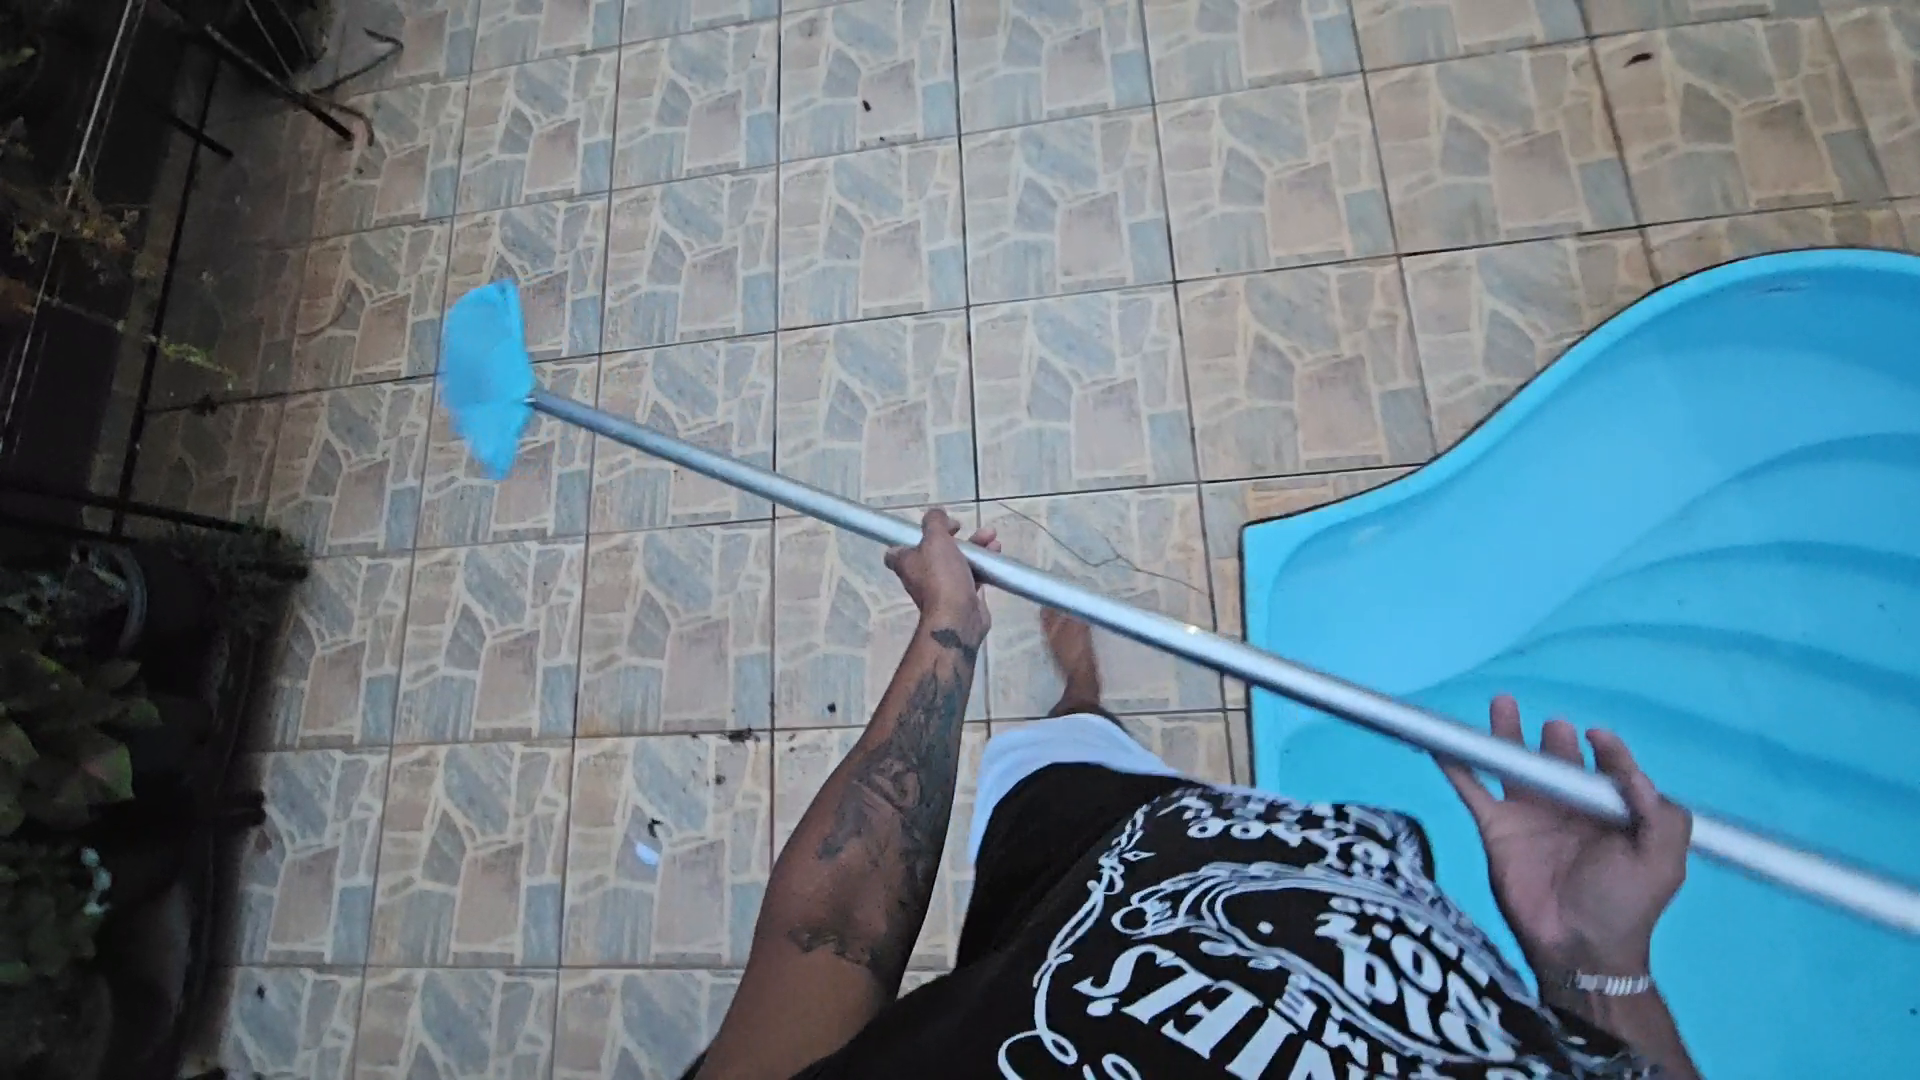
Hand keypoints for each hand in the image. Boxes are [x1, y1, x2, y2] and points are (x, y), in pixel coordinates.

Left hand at [884, 509, 999, 641]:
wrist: (958, 617)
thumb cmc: (941, 576)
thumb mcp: (935, 539)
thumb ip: (934, 522)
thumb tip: (937, 514)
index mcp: (907, 562)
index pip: (898, 548)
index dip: (912, 535)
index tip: (932, 528)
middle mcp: (921, 575)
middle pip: (937, 550)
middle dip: (956, 536)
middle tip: (967, 528)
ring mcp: (942, 587)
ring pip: (958, 561)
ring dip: (975, 547)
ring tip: (992, 539)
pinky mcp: (962, 596)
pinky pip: (973, 575)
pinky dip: (983, 564)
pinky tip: (995, 555)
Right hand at [1438, 695, 1689, 978]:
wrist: (1575, 943)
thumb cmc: (1624, 904)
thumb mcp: (1660, 865)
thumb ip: (1660, 819)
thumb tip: (1635, 773)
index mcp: (1609, 815)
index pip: (1606, 773)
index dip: (1607, 752)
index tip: (1597, 735)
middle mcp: (1566, 808)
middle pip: (1555, 761)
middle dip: (1553, 737)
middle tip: (1553, 721)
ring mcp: (1526, 814)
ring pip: (1511, 765)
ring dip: (1505, 735)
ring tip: (1503, 704)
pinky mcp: (1493, 824)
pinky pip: (1470, 787)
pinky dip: (1455, 765)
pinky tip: (1442, 744)